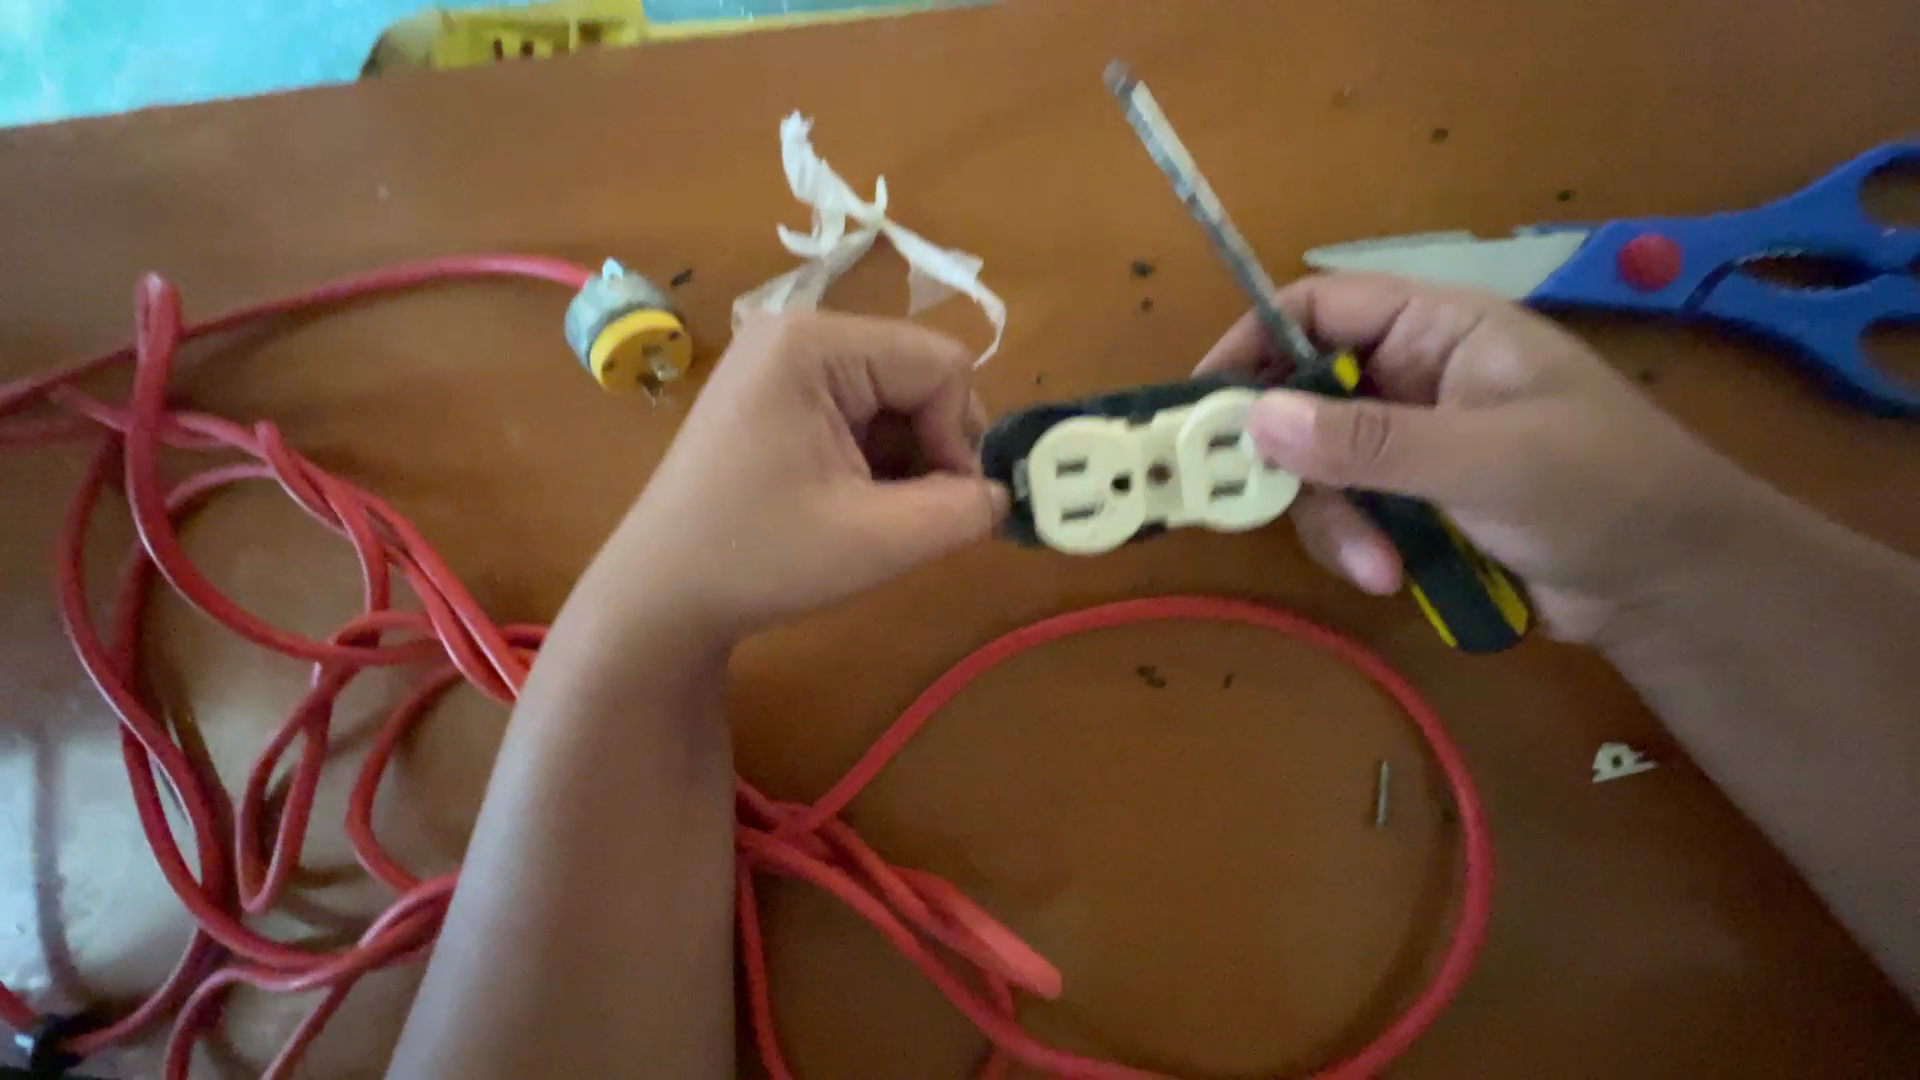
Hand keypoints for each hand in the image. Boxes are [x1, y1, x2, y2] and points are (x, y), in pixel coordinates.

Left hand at [607, 311, 1007, 641]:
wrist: (661, 595)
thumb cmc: (760, 560)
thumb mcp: (877, 541)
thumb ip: (962, 512)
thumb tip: (1002, 494)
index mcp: (814, 343)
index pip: (940, 365)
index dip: (962, 436)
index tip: (948, 503)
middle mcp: (797, 333)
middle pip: (916, 375)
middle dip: (933, 448)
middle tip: (917, 514)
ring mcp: (781, 363)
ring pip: (893, 398)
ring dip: (906, 459)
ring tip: (876, 515)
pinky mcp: (777, 396)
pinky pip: (859, 413)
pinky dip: (876, 460)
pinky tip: (852, 503)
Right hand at [1197, 274, 1768, 640]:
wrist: (1671, 586)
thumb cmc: (1605, 491)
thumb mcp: (1487, 460)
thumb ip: (1370, 440)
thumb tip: (1253, 421)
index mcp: (1436, 330)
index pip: (1317, 307)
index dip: (1253, 342)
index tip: (1204, 401)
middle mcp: (1406, 377)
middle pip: (1299, 396)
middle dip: (1289, 459)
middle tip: (1258, 501)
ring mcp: (1400, 441)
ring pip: (1312, 465)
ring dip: (1328, 518)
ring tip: (1374, 565)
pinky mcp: (1400, 497)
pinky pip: (1339, 509)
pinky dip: (1350, 544)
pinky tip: (1388, 575)